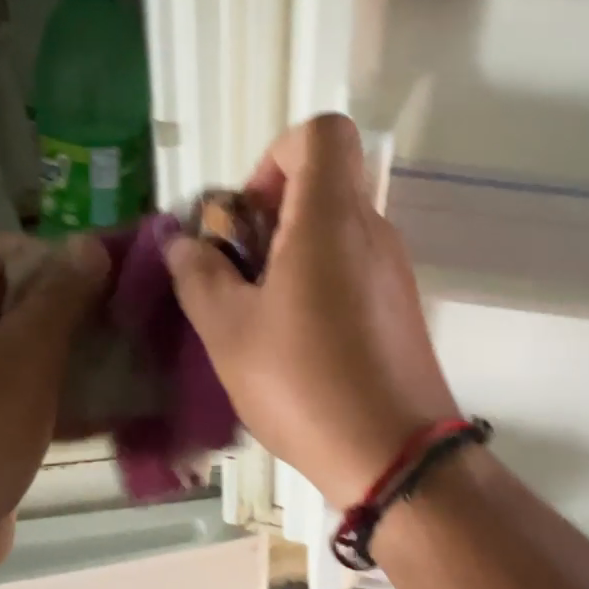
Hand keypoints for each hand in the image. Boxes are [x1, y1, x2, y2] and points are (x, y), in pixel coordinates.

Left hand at [0, 233, 109, 581]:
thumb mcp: (24, 358)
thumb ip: (59, 297)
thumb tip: (89, 245)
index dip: (29, 255)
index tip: (80, 285)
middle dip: (51, 306)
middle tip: (102, 324)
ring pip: (2, 347)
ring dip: (53, 351)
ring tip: (104, 364)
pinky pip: (1, 390)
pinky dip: (40, 390)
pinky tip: (87, 408)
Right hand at [167, 114, 458, 505]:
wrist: (395, 456)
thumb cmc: (304, 384)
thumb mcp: (229, 332)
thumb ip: (200, 275)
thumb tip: (186, 245)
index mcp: (331, 219)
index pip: (322, 133)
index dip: (275, 155)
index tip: (247, 215)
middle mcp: (374, 232)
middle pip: (326, 183)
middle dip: (272, 213)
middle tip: (240, 272)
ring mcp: (395, 271)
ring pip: (339, 230)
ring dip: (293, 253)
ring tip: (261, 315)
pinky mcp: (403, 308)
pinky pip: (356, 269)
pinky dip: (321, 282)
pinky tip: (298, 342)